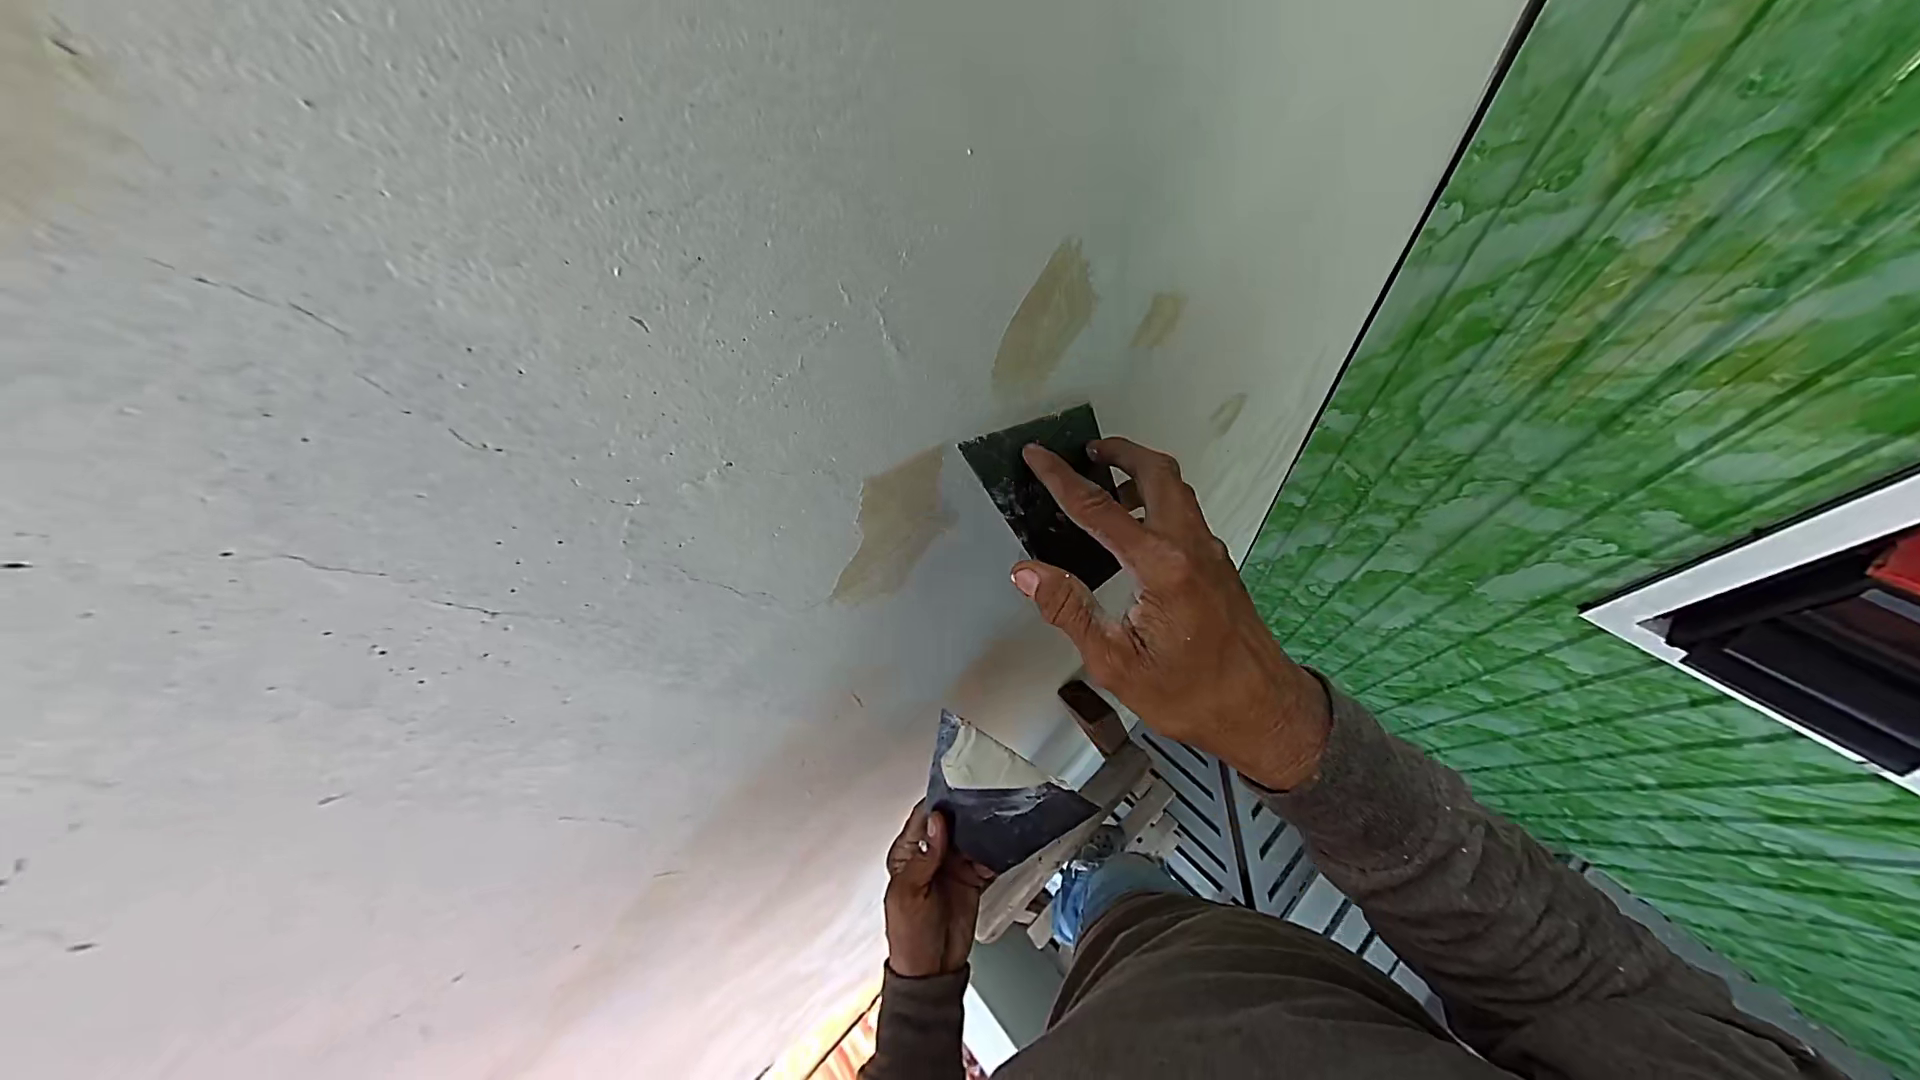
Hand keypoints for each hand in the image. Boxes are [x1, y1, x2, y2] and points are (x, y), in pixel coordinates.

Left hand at [883, 802, 995, 977]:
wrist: (932, 971)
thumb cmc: (908, 935)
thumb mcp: (908, 894)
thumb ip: (924, 857)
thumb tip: (936, 821)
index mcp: (909, 852)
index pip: (923, 817)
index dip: (939, 802)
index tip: (957, 787)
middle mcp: (932, 853)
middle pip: (950, 822)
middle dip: (965, 811)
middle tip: (984, 797)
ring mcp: (953, 864)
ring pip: (970, 836)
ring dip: (982, 828)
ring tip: (998, 816)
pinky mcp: (972, 877)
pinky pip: (986, 857)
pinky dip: (996, 850)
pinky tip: (1005, 843)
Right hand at [1009, 438, 1331, 790]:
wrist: (1261, 711)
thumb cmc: (1189, 694)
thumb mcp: (1114, 661)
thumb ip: (1069, 609)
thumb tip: (1028, 572)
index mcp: (1161, 566)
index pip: (1098, 508)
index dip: (1060, 478)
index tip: (1037, 455)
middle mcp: (1190, 547)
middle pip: (1156, 472)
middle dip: (1119, 451)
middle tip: (1087, 450)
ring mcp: (1209, 552)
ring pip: (1176, 488)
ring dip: (1141, 471)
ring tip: (1108, 479)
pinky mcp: (1217, 564)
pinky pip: (1185, 511)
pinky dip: (1158, 497)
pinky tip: (1138, 523)